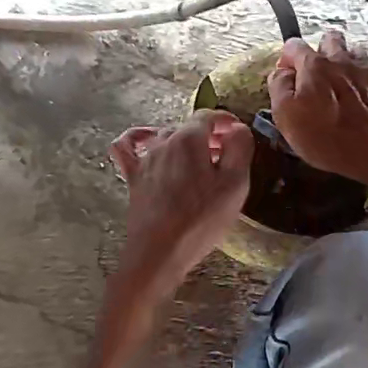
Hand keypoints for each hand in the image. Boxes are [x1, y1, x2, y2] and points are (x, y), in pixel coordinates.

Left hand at [105, 110, 253, 323]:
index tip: (238, 132)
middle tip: (226, 156)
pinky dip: (137, 140)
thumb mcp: (235, 184)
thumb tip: (238, 129)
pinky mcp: (133, 177)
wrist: (159, 252)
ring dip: (185, 143)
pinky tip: (146, 143)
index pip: (209, 116)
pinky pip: (127, 148)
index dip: (226, 120)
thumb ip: (240, 149)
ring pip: (165, 137)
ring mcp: (145, 159)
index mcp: (189, 139)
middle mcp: (163, 141)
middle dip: (209, 136)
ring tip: (200, 162)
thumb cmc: (201, 219)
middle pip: (189, 127)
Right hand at [267, 31, 367, 185]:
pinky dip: (361, 80)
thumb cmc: (326, 137)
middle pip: (329, 38)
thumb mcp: (285, 115)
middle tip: (314, 75)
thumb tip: (280, 73)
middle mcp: (341, 61)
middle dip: (319, 51)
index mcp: (314, 66)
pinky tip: (357, 98)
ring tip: (338, 84)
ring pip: (353, 51)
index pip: (294, 45)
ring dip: (344, 61)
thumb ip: (278, 86)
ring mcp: (365, 71)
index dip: (286, 59)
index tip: (287, 77)